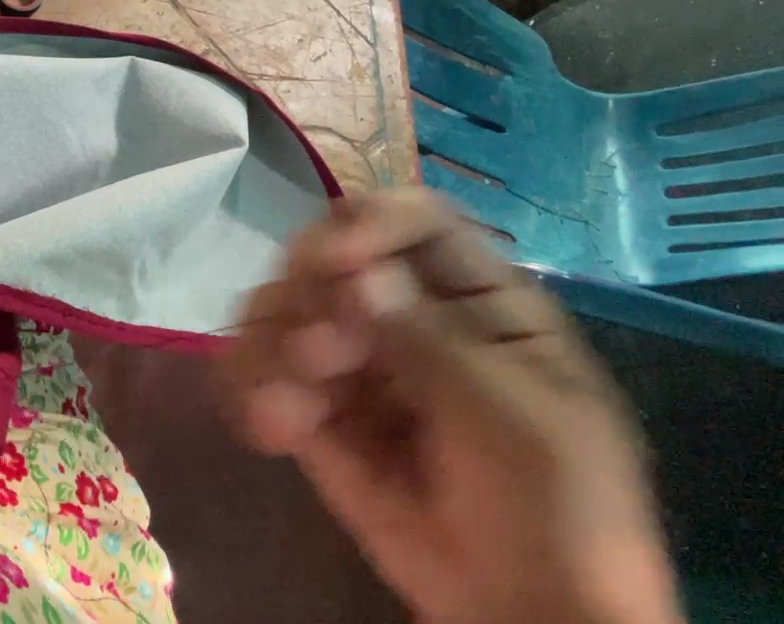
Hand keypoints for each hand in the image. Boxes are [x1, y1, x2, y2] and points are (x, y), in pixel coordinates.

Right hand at [221, 189, 681, 623]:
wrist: (520, 617)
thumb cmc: (555, 511)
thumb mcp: (518, 421)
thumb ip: (432, 341)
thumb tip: (347, 271)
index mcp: (475, 301)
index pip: (409, 219)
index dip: (364, 222)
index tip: (332, 262)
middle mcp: (399, 312)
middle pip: (320, 255)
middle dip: (305, 300)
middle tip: (323, 361)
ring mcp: (346, 357)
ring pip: (272, 305)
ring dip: (268, 349)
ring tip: (292, 416)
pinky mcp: (305, 403)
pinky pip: (251, 365)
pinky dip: (246, 388)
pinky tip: (272, 433)